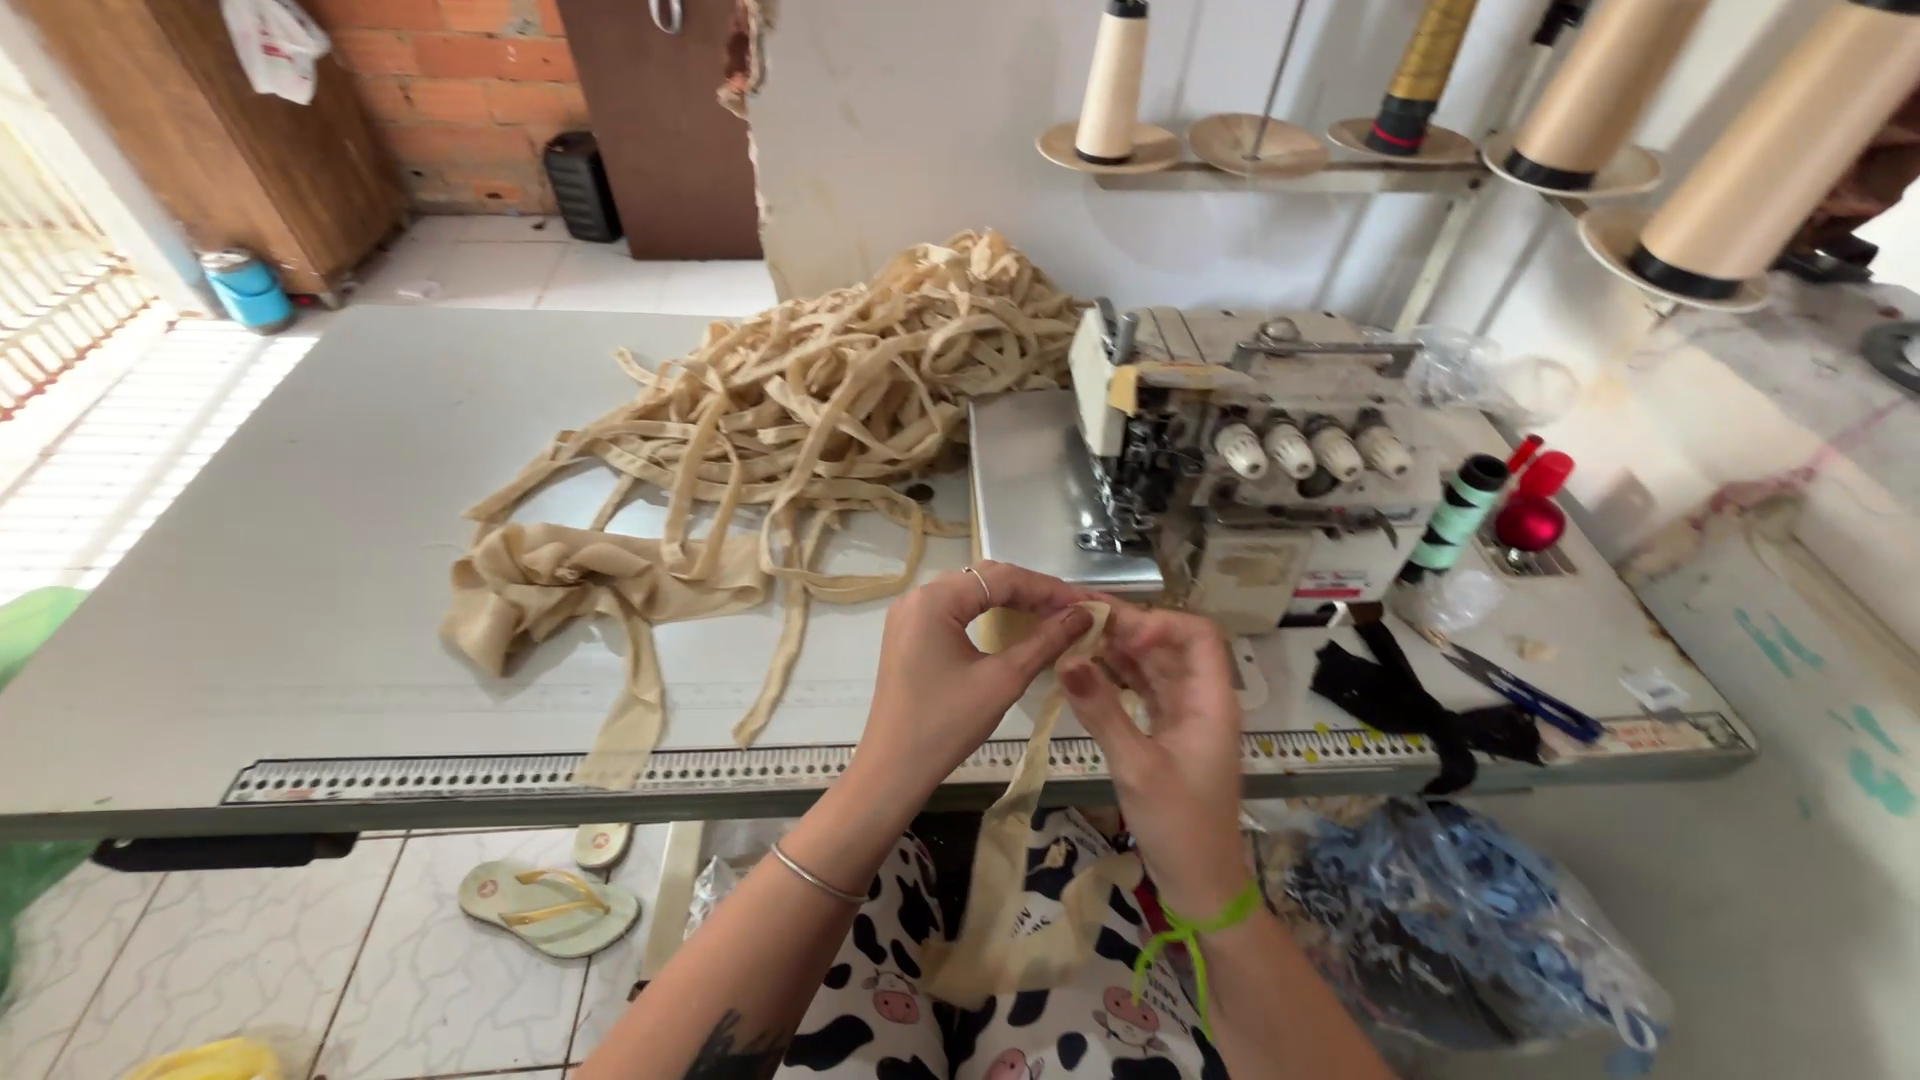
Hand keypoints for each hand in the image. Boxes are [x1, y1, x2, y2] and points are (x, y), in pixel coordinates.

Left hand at [859, 561, 1093, 798]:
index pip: (1001, 577)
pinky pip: (953, 609)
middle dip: (1030, 591)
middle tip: (1071, 609)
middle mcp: (917, 596)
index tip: (1084, 603)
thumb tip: (1082, 616)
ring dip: (1009, 599)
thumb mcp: (1002, 680)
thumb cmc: (947, 724)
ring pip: (969, 591)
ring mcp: (909, 614)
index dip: (1047, 588)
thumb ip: (1044, 641)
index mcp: (934, 600)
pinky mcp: (908, 633)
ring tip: (1049, 614)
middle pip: (984, 578)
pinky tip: (1012, 624)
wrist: (893, 768)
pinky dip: (985, 612)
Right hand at [1060, 601, 1249, 914]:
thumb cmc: (1178, 825)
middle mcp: (1200, 698)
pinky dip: (1116, 675)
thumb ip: (1102, 710)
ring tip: (1073, 632)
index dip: (1159, 623)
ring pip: (1153, 665)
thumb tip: (1066, 659)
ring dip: (1117, 647)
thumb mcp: (1136, 766)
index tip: (1116, 634)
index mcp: (1211, 700)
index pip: (1197, 634)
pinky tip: (1084, 666)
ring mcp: (1184, 715)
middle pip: (1169, 644)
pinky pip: (1142, 689)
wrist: (1199, 882)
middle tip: (1076, 613)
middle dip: (1127, 626)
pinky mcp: (1167, 731)